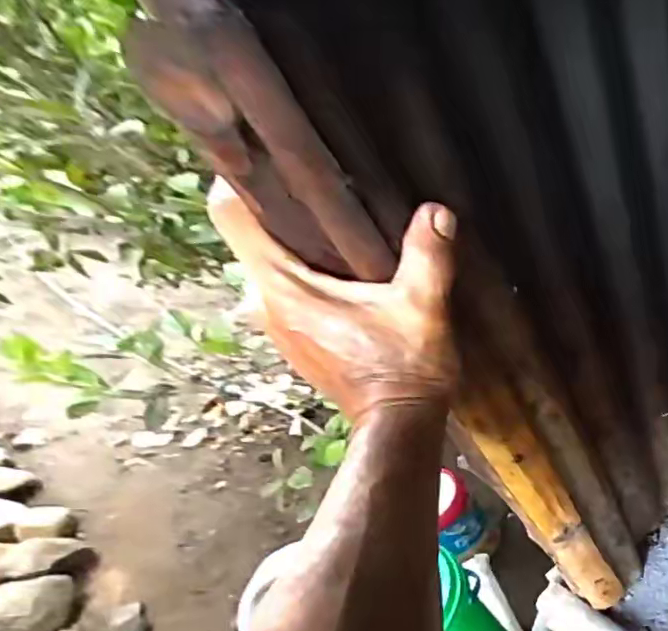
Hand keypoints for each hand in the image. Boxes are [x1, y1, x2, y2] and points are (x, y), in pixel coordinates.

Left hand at [207, 179, 458, 423]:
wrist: (402, 426)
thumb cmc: (407, 370)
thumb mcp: (423, 309)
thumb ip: (429, 258)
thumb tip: (439, 213)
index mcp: (282, 285)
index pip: (229, 212)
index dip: (242, 180)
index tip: (274, 167)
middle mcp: (265, 305)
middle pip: (251, 241)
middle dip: (283, 222)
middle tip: (325, 209)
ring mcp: (278, 330)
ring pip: (271, 273)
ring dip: (298, 260)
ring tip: (340, 252)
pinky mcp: (298, 347)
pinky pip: (288, 302)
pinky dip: (308, 289)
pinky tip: (345, 292)